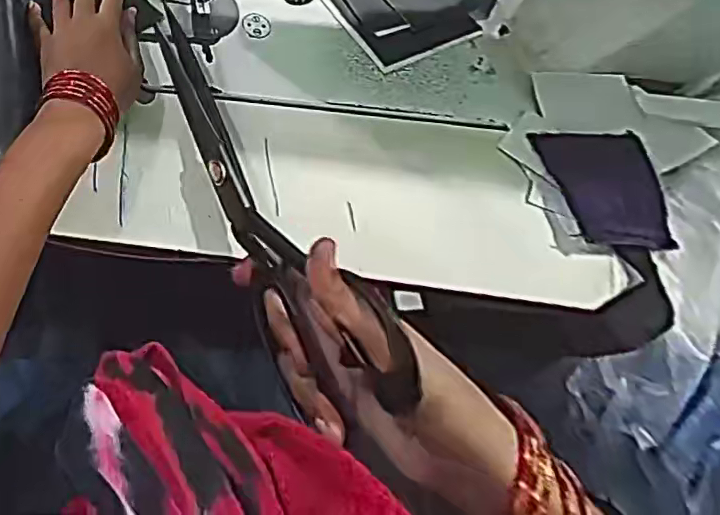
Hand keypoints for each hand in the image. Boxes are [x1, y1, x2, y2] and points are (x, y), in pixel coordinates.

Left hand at [28, 0, 141, 108]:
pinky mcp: (46, 43)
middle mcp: (84, 23)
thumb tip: (130, 19)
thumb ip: (131, 37)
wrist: (80, 104)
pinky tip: (32, 5)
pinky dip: (34, 13)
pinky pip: (37, 23)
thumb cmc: (108, 90)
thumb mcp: (134, 66)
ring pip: (60, 2)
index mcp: (108, 25)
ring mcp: (62, 31)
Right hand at [246, 239, 519, 514]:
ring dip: (304, 387)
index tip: (244, 275)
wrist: (475, 469)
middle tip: (306, 363)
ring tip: (330, 410)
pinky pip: (306, 396)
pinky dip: (313, 412)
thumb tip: (320, 250)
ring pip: (291, 361)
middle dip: (287, 344)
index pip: (299, 279)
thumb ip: (345, 301)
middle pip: (287, 321)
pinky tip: (335, 427)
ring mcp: (339, 368)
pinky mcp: (339, 402)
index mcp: (352, 310)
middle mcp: (341, 335)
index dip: (268, 274)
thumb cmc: (445, 399)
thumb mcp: (388, 344)